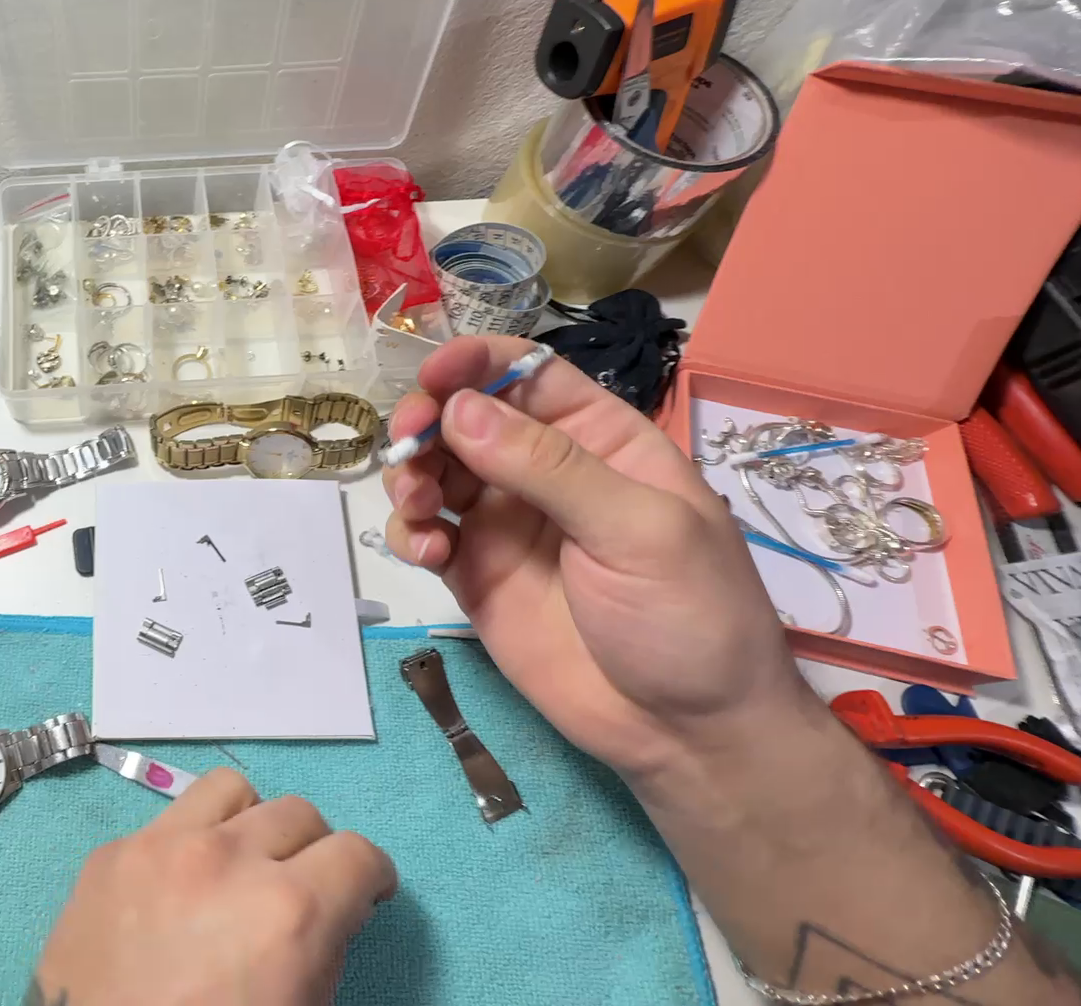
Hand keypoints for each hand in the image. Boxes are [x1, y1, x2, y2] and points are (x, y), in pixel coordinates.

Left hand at [31, 770, 395, 1005]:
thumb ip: (325, 954)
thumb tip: (330, 912)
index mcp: (287, 913)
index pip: (357, 853)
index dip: (370, 876)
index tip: (363, 894)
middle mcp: (227, 859)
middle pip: (298, 812)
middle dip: (312, 850)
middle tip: (299, 887)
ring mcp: (160, 846)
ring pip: (230, 789)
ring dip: (247, 823)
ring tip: (237, 865)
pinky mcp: (111, 853)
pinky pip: (167, 820)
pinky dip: (185, 845)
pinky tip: (172, 891)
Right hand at [382, 336, 823, 784]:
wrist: (683, 733)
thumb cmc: (690, 617)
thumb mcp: (638, 530)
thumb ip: (548, 467)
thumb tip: (458, 410)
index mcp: (596, 442)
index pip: (527, 376)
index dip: (476, 364)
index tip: (431, 376)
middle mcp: (539, 473)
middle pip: (463, 419)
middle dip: (426, 422)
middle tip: (407, 443)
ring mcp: (500, 522)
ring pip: (432, 472)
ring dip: (409, 477)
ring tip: (418, 508)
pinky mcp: (470, 571)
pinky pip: (422, 533)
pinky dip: (409, 532)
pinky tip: (426, 552)